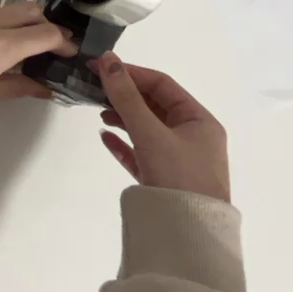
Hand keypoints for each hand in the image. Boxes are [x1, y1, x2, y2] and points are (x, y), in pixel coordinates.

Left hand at [0, 0, 75, 99]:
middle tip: (42, 37)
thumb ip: (19, 86)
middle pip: (25, 12)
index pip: (44, 35)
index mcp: (3, 47)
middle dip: (40, 23)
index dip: (61, 42)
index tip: (66, 51)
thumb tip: (46, 88)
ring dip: (5, 11)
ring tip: (6, 23)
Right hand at [92, 52, 230, 202]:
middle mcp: (191, 136)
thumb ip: (125, 95)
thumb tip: (107, 59)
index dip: (130, 72)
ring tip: (98, 113)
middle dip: (123, 94)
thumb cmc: (177, 173)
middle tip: (93, 88)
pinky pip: (140, 150)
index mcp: (199, 120)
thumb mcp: (149, 131)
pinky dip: (122, 141)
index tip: (99, 67)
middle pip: (153, 104)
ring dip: (121, 115)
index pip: (162, 84)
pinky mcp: (163, 176)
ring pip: (145, 126)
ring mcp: (177, 157)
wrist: (188, 232)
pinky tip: (104, 136)